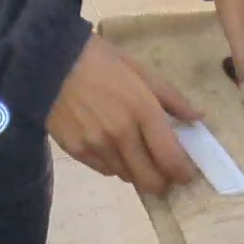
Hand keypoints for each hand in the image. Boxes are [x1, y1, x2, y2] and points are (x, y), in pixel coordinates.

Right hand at [46, 36, 200, 193]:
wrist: (45, 60)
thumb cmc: (99, 60)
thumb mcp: (139, 70)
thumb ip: (171, 98)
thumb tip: (197, 120)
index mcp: (142, 111)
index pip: (171, 159)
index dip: (184, 174)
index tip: (187, 175)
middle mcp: (122, 135)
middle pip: (151, 181)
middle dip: (163, 183)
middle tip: (166, 174)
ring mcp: (99, 147)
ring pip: (130, 178)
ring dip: (138, 172)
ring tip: (137, 154)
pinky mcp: (79, 153)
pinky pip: (107, 171)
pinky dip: (116, 166)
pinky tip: (114, 148)